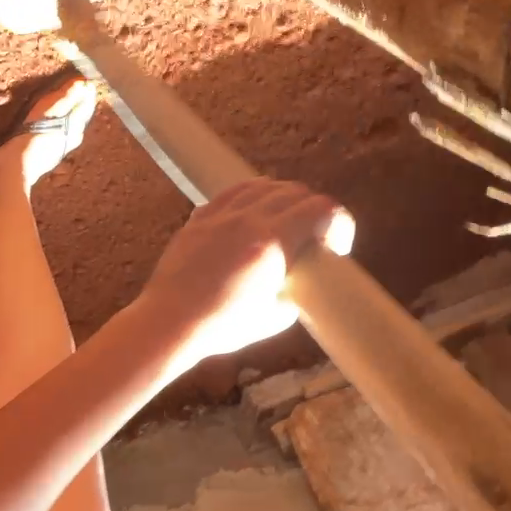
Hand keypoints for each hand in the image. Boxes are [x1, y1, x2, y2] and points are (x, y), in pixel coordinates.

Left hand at [138, 178, 352, 366]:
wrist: (170, 321)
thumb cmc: (222, 325)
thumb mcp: (277, 315)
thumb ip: (295, 288)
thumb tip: (298, 278)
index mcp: (272, 242)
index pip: (322, 207)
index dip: (340, 223)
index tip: (334, 247)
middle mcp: (246, 220)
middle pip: (295, 191)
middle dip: (313, 210)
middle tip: (312, 235)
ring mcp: (218, 217)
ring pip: (261, 185)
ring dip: (281, 198)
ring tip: (283, 220)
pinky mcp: (196, 221)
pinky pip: (229, 194)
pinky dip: (248, 197)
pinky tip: (249, 214)